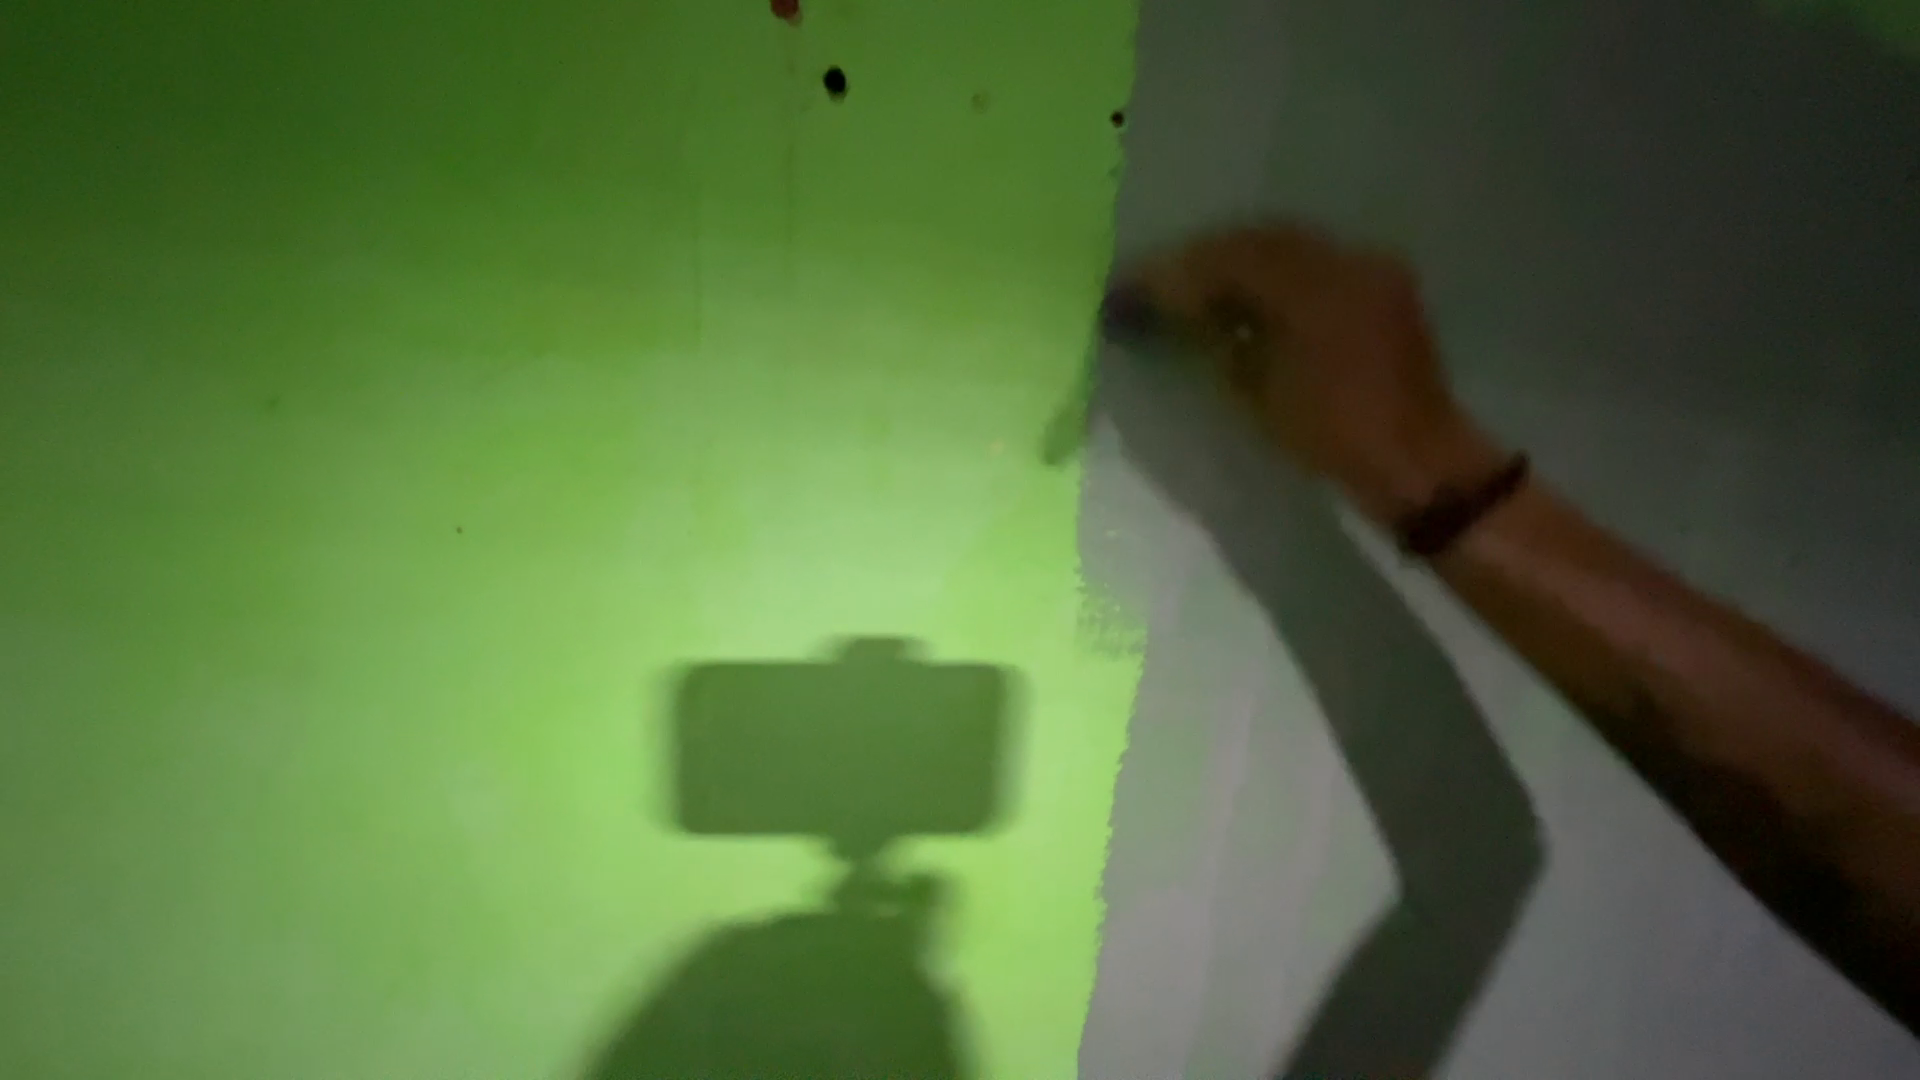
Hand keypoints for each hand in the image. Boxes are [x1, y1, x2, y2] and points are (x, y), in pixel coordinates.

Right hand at [1113, 221, 1507, 524]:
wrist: (1413, 459)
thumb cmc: (1329, 435)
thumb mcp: (1257, 394)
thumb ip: (1216, 343)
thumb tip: (1176, 316)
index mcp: (1315, 289)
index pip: (1229, 259)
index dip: (1174, 273)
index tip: (1129, 289)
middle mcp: (1346, 261)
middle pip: (1256, 239)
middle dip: (1198, 258)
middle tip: (1153, 281)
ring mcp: (1367, 267)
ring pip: (1283, 244)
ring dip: (1231, 260)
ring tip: (1187, 285)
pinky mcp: (1377, 282)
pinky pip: (1309, 260)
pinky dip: (1266, 270)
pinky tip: (1237, 292)